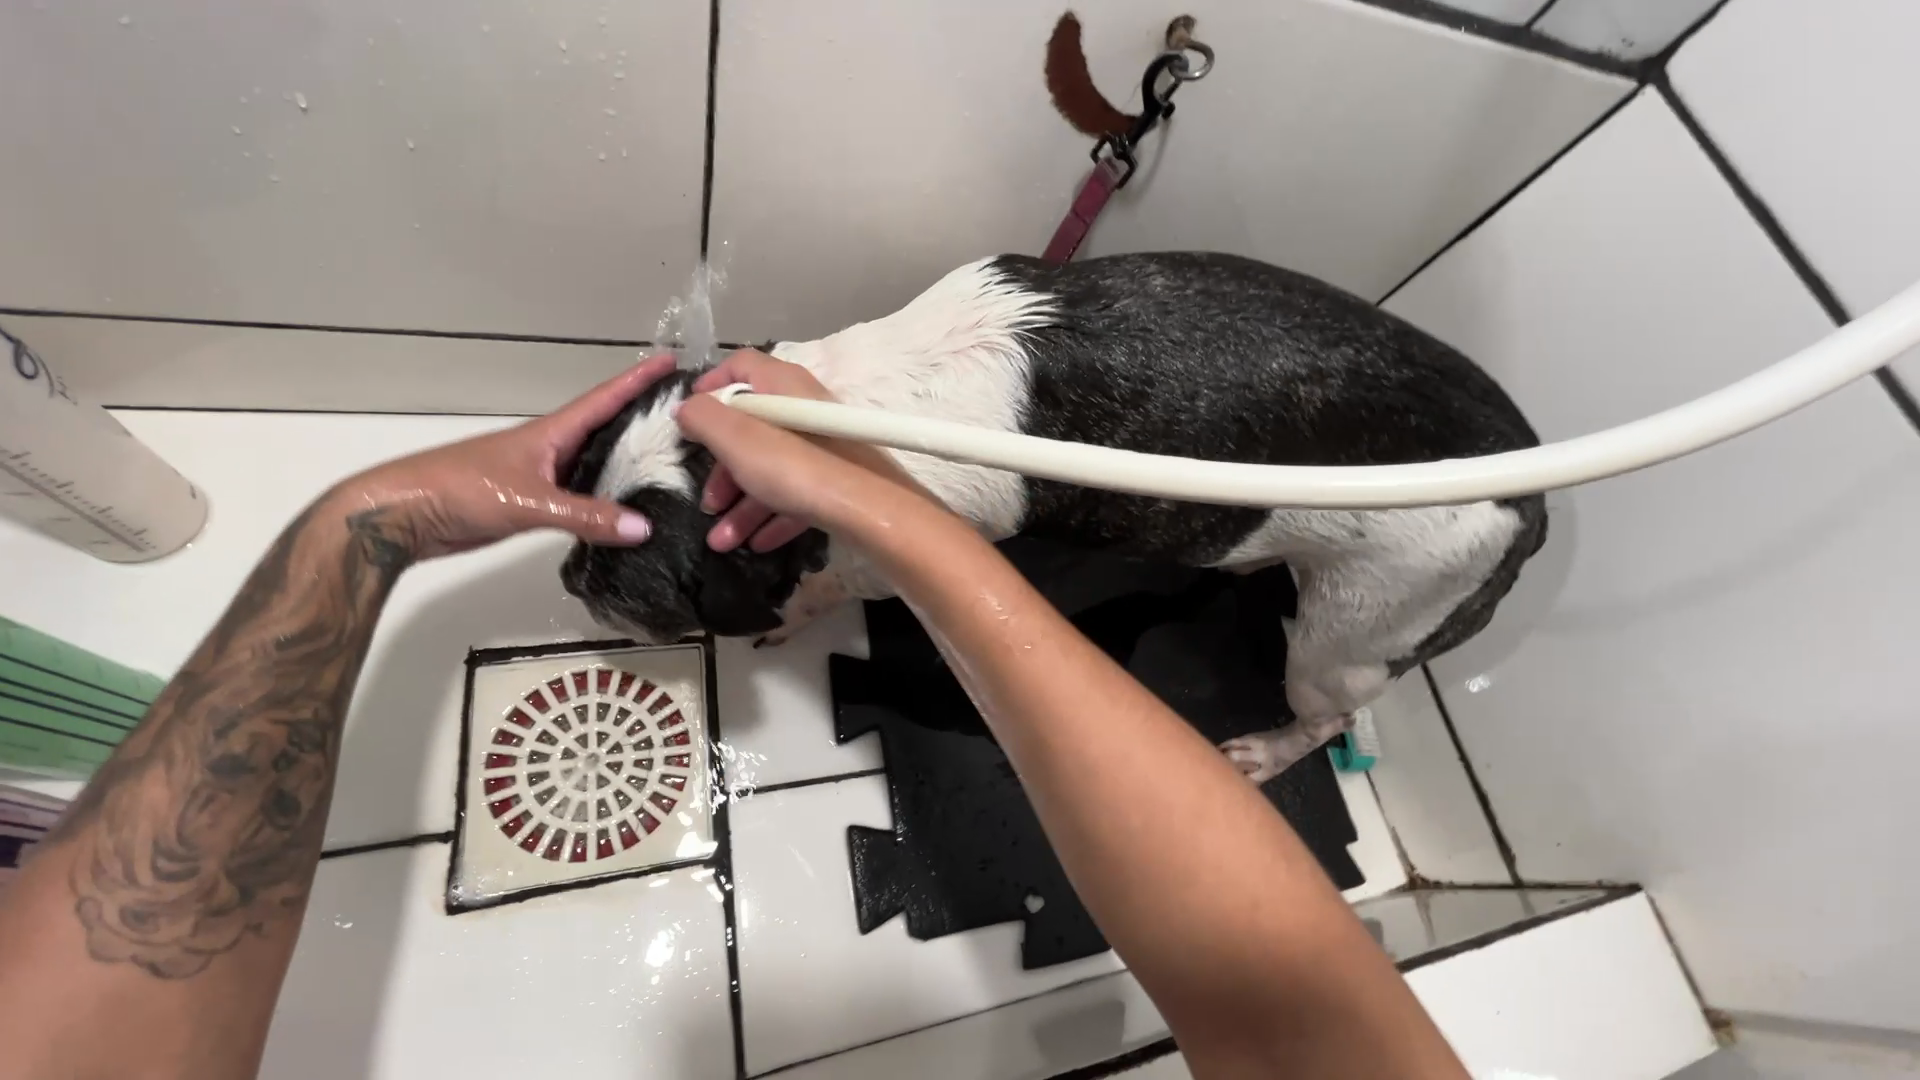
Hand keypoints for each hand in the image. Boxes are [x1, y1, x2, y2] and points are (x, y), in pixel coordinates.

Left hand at [330, 356, 675, 560]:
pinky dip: (610, 499)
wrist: (402, 518)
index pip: (604, 399)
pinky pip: (586, 495)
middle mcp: (553, 449)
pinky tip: (630, 509)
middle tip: (686, 416)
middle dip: (644, 418)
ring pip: (599, 463)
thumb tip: (644, 528)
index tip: (671, 362)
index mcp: (551, 433)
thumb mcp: (528, 500)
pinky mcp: (536, 502)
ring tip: (673, 462)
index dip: (637, 380)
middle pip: (609, 428)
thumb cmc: (459, 490)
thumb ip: (586, 515)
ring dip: (631, 461)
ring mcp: (544, 475)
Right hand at [678, 351, 924, 534]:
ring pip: (772, 470)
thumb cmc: (797, 466)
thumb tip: (688, 408)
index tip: (688, 418)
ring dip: (743, 507)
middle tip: (706, 503)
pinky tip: (757, 544)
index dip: (711, 385)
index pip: (741, 366)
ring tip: (722, 542)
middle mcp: (804, 410)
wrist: (871, 508)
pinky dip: (775, 517)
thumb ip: (704, 417)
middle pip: (752, 430)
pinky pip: (797, 494)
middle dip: (723, 471)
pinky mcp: (837, 480)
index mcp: (782, 386)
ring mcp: (824, 447)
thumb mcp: (737, 438)